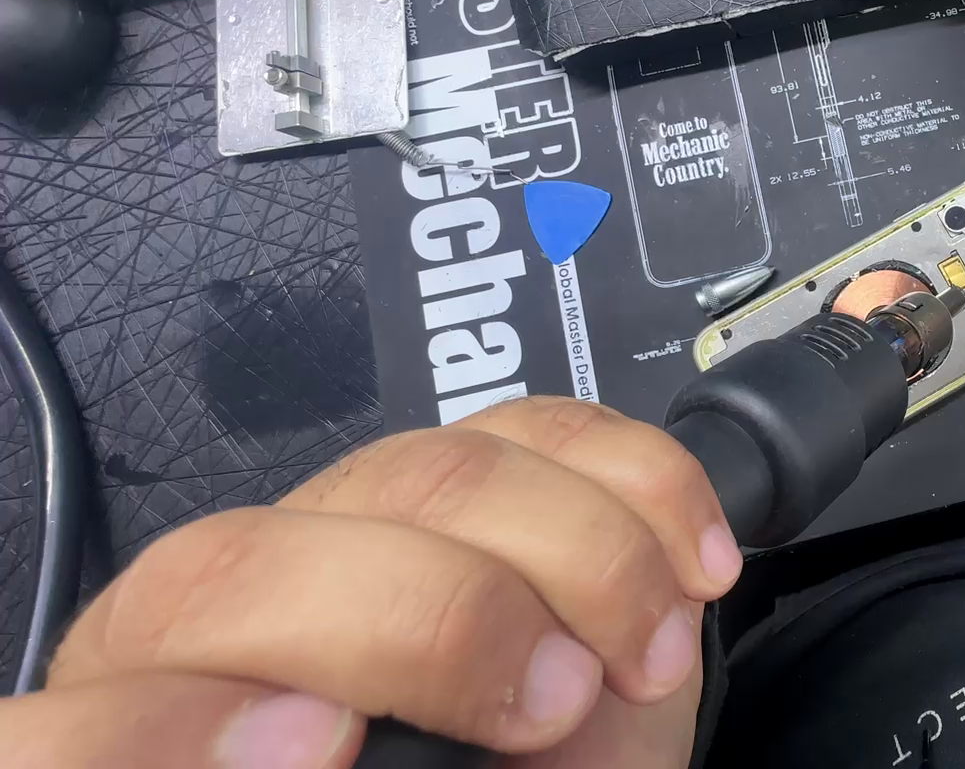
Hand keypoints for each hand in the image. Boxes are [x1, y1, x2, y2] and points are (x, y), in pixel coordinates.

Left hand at [1, 397, 740, 768]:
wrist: (557, 749)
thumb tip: (408, 752)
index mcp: (154, 739)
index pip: (55, 745)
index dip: (142, 744)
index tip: (320, 750)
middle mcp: (236, 605)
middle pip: (274, 560)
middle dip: (451, 622)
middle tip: (563, 702)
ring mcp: (371, 501)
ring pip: (450, 466)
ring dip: (591, 559)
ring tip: (655, 651)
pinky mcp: (496, 446)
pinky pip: (573, 427)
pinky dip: (656, 489)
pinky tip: (700, 564)